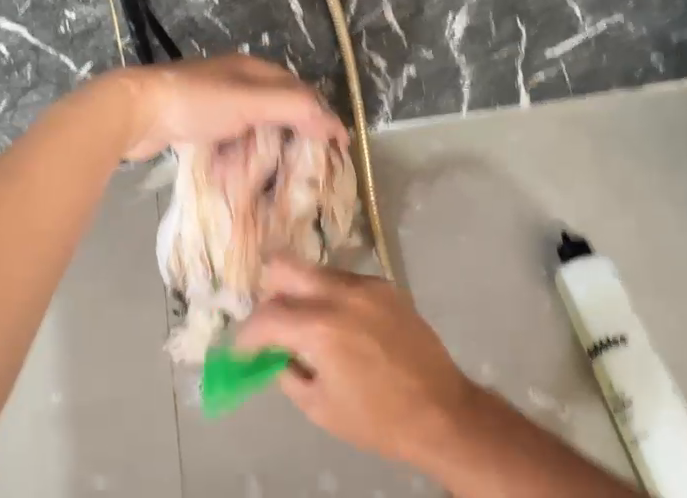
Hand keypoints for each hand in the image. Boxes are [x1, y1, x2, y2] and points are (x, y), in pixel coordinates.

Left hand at [103, 54, 345, 160]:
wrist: (135, 111)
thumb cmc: (196, 102)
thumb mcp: (251, 101)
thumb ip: (294, 108)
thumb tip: (334, 124)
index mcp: (253, 70)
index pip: (300, 91)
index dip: (321, 116)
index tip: (338, 148)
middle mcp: (237, 82)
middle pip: (277, 110)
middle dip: (293, 137)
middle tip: (308, 170)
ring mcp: (215, 103)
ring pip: (253, 129)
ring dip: (263, 151)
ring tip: (276, 179)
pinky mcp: (196, 124)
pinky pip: (229, 143)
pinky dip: (238, 157)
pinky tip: (238, 176)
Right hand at [233, 256, 478, 470]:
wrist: (443, 413)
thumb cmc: (378, 419)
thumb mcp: (320, 407)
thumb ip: (288, 372)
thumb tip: (276, 354)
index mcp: (320, 328)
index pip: (266, 316)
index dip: (247, 334)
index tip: (243, 348)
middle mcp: (340, 294)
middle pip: (285, 266)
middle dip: (269, 292)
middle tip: (271, 322)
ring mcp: (366, 285)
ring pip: (316, 271)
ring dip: (301, 293)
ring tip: (308, 326)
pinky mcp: (386, 287)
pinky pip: (344, 281)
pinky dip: (331, 297)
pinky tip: (341, 326)